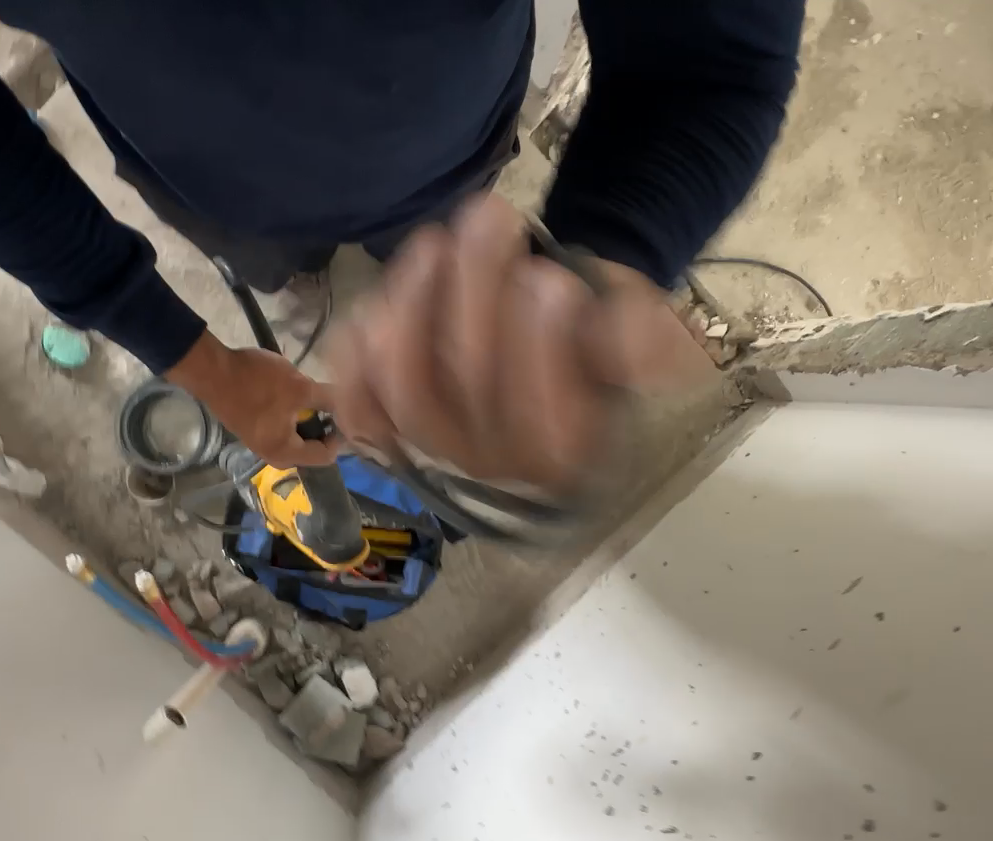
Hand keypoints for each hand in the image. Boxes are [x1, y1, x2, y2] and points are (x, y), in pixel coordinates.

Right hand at [168, 330, 342, 467]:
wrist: (210, 371)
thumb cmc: (258, 382)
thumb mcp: (300, 387)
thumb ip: (328, 400)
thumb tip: (349, 406)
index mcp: (286, 454)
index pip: (326, 456)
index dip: (339, 436)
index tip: (341, 413)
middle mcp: (272, 457)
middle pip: (310, 450)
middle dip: (322, 429)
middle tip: (327, 405)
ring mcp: (259, 445)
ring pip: (295, 439)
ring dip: (305, 421)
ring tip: (308, 397)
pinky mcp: (251, 431)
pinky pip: (280, 431)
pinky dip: (289, 418)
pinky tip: (290, 397)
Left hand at [326, 194, 711, 490]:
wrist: (544, 366)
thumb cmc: (588, 347)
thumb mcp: (635, 344)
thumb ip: (638, 339)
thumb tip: (627, 326)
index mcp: (566, 458)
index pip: (543, 421)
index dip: (540, 349)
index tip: (551, 280)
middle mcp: (497, 470)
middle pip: (473, 393)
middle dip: (479, 294)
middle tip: (492, 218)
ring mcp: (436, 457)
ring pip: (410, 396)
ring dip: (415, 308)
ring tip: (434, 246)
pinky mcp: (391, 435)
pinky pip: (360, 408)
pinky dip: (354, 362)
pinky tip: (374, 308)